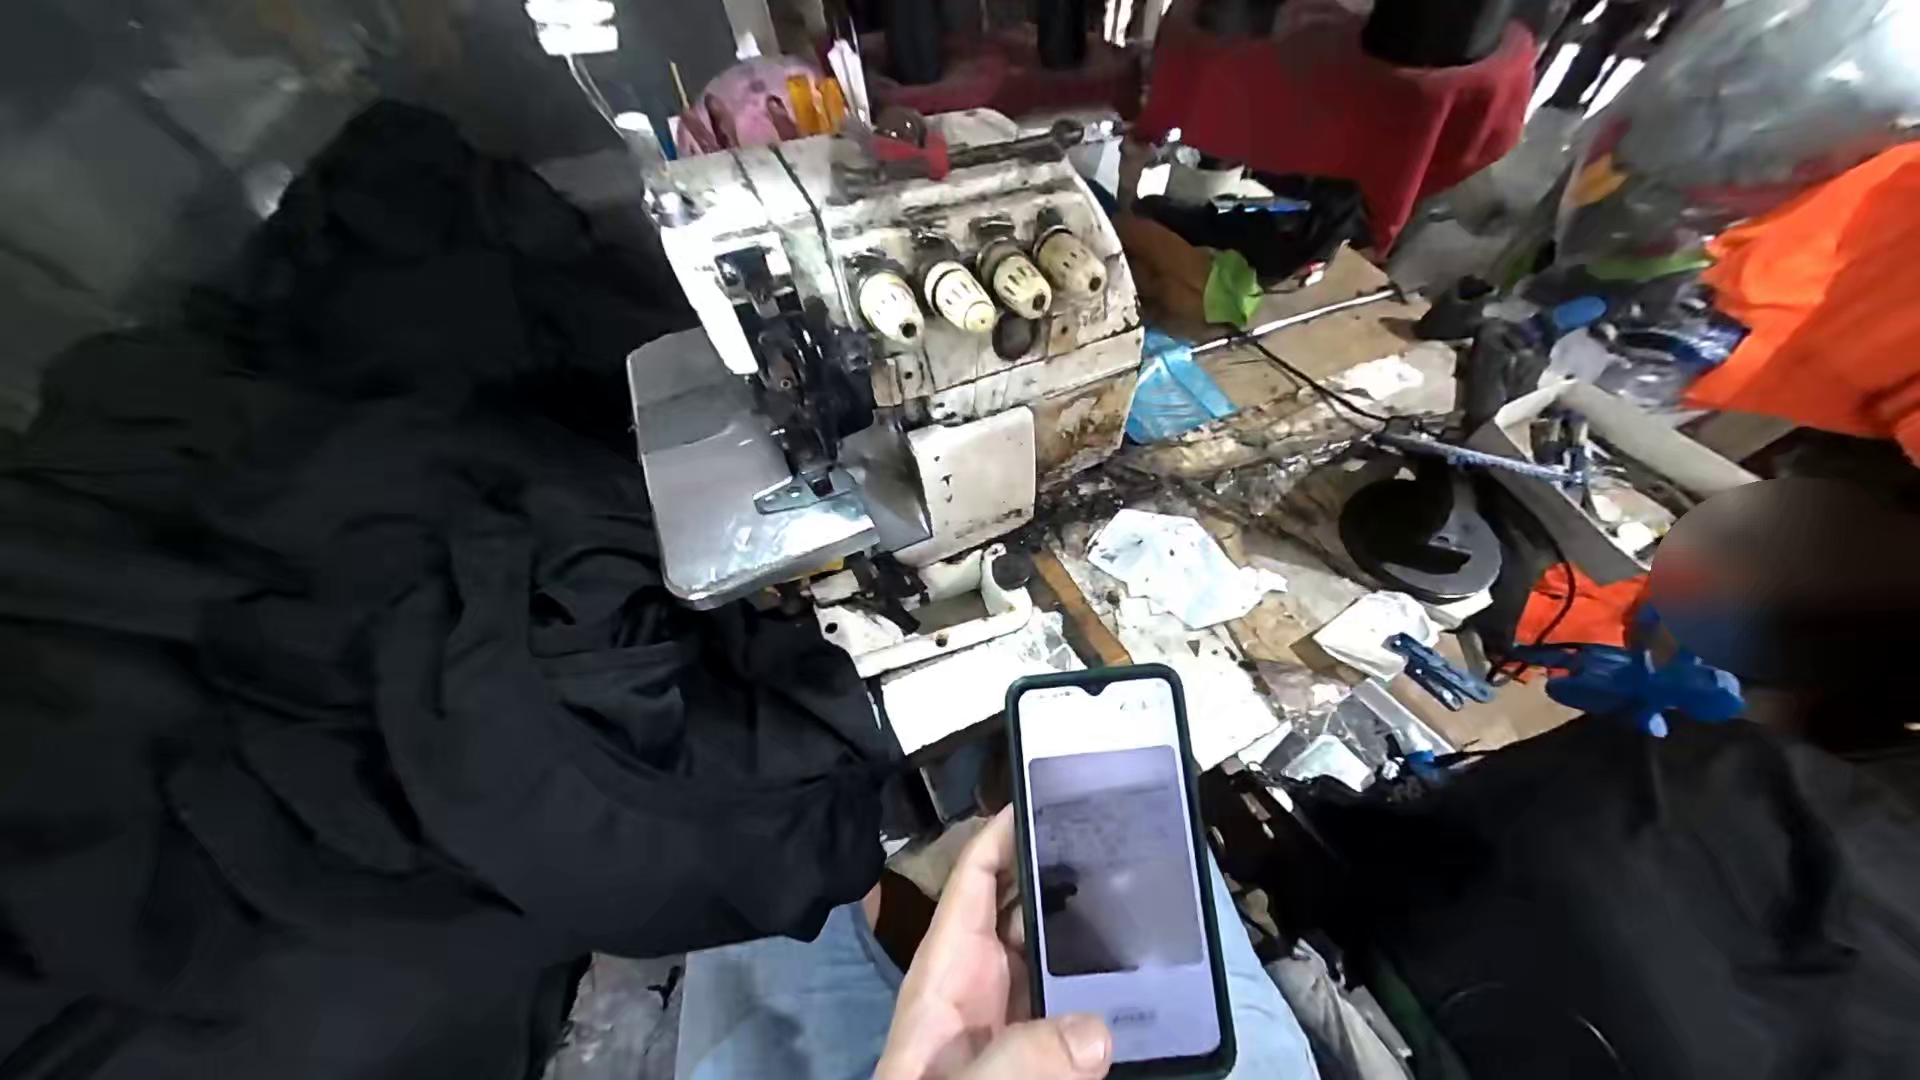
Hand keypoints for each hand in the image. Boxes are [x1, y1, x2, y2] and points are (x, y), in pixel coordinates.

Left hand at [875, 807, 1112, 1079]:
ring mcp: (1007, 1010)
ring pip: (1047, 948)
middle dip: (1059, 870)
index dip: (1003, 831)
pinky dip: (1095, 984)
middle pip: (1020, 903)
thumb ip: (1020, 1062)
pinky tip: (1137, 975)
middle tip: (1114, 841)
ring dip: (1083, 925)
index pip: (975, 875)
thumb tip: (1099, 1032)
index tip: (1046, 798)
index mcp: (949, 961)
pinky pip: (1066, 1000)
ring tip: (1135, 893)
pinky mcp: (1033, 1046)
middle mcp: (979, 974)